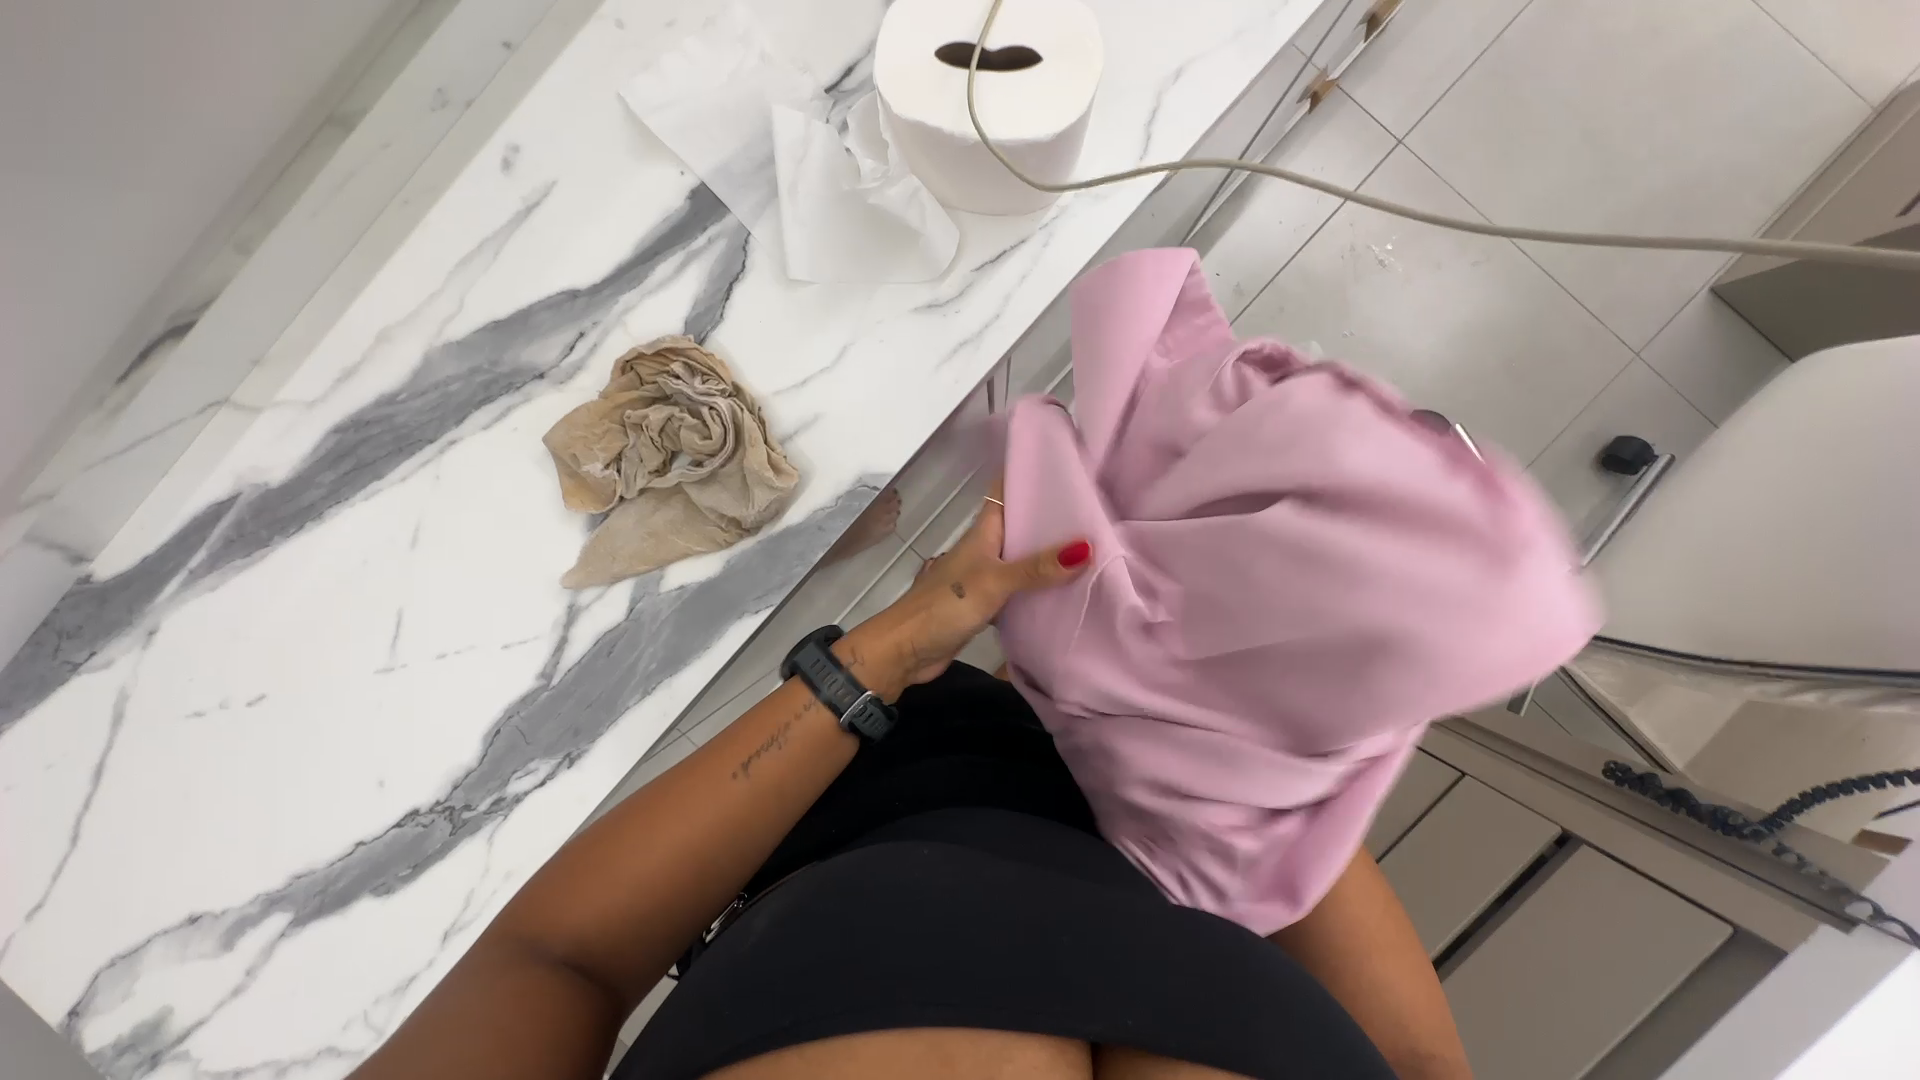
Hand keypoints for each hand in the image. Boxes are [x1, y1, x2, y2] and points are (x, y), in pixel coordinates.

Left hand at [837, 488, 1090, 700]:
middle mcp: (985, 549)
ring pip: (1022, 560)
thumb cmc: (946, 604)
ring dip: (1049, 557)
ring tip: (1093, 549)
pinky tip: (1066, 591)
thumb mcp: (995, 581)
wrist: (908, 648)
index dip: (1031, 476)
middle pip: (1021, 527)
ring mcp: (985, 577)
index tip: (1066, 465)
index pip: (1007, 492)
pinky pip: (1019, 590)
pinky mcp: (986, 605)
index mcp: (983, 532)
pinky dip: (1039, 589)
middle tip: (1096, 512)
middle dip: (1052, 520)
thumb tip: (1086, 548)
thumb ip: (1037, 568)